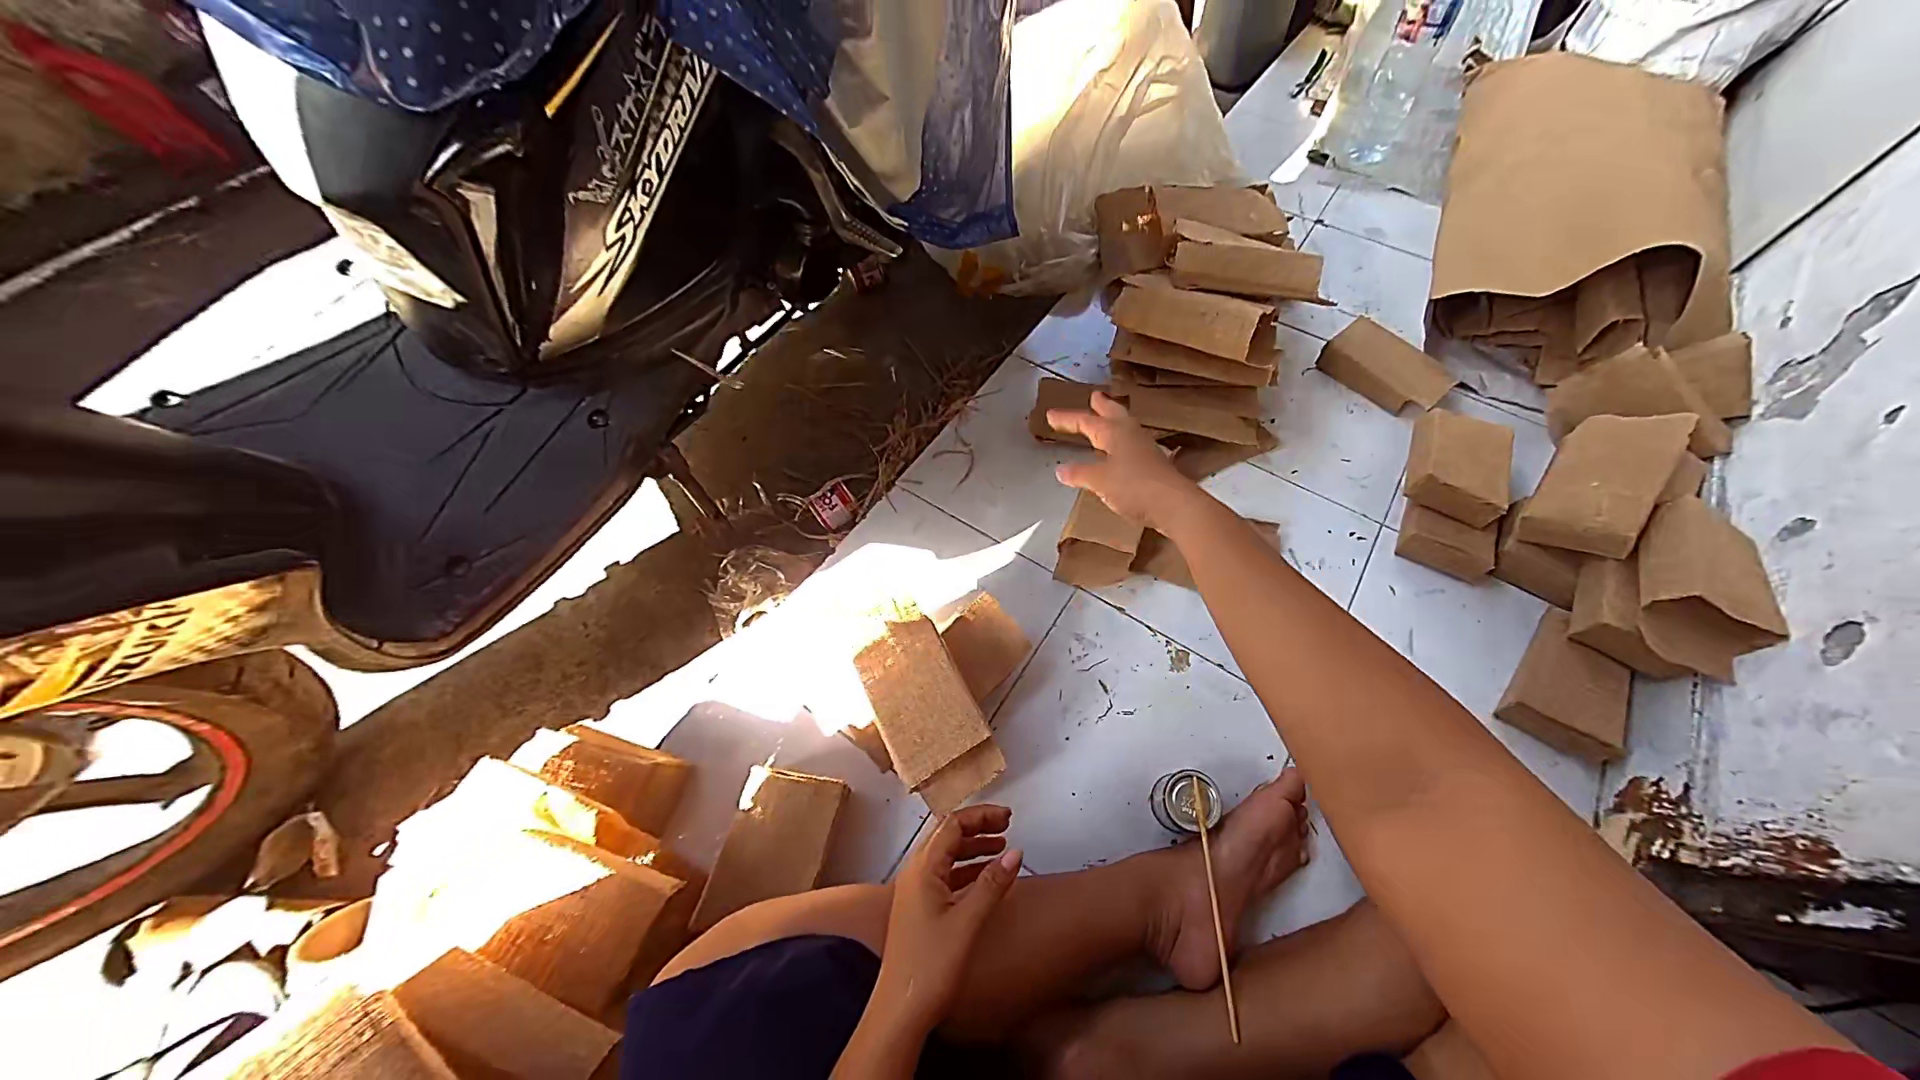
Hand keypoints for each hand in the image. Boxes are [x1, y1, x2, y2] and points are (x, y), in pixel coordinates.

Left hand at [876, 804, 1021, 1032]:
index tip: (1007, 817)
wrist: (900, 1010)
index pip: (953, 824)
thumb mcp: (967, 922)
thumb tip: (1015, 852)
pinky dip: (967, 869)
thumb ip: (992, 883)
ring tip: (1001, 848)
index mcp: (923, 868)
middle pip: (948, 835)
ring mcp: (915, 891)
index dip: (981, 816)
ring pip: (947, 855)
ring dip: (974, 847)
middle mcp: (915, 873)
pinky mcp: (919, 908)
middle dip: (978, 827)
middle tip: (1006, 826)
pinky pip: (946, 875)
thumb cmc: (929, 966)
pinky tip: (985, 877)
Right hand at [1048, 392, 1207, 532]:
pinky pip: (1133, 444)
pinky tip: (1122, 450)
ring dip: (1114, 419)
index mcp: (1114, 432)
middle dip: (1101, 406)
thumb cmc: (1134, 486)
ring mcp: (1145, 448)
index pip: (1085, 421)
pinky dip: (1122, 441)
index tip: (1050, 414)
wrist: (1173, 505)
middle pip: (1113, 413)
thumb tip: (1062, 470)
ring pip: (1126, 426)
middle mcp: (1131, 435)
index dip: (1067, 419)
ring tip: (1107, 418)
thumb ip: (1080, 473)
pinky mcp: (1154, 464)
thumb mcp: (1099, 480)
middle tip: (1094, 396)